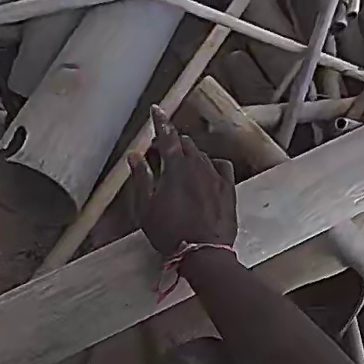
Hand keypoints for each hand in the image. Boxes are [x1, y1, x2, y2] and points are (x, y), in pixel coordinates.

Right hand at [125, 107, 237, 258]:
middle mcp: (198, 167)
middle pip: (186, 145)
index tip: (156, 109)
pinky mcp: (229, 191)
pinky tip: (208, 171)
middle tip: (163, 152)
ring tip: (183, 164)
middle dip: (174, 143)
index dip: (161, 122)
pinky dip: (212, 165)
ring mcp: (216, 178)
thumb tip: (134, 156)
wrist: (204, 253)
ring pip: (203, 155)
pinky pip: (222, 168)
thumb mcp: (146, 208)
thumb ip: (140, 179)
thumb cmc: (170, 233)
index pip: (168, 137)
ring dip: (191, 154)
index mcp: (176, 168)